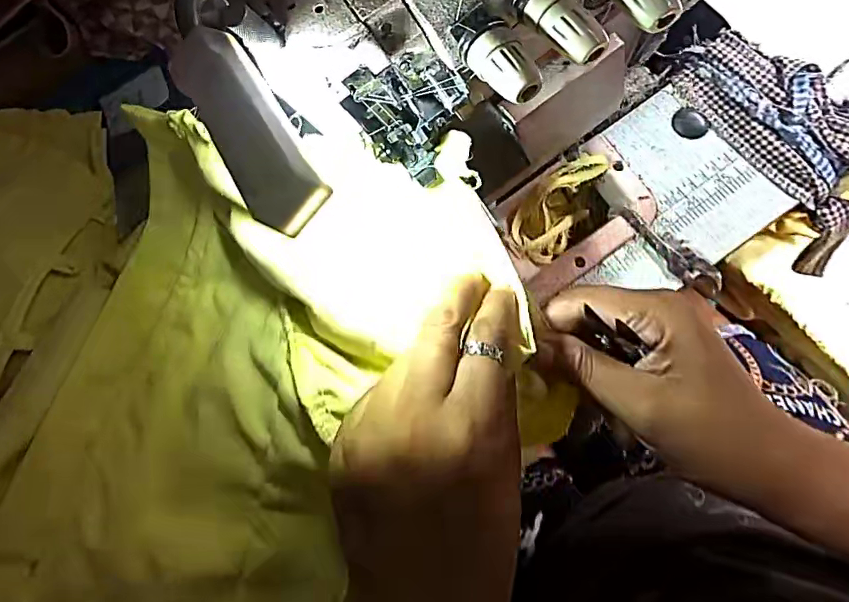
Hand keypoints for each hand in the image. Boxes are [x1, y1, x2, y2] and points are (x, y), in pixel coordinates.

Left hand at [330, 275, 522, 601]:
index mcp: (467, 428)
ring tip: (446, 336)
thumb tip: (496, 340)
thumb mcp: (505, 463)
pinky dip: (402, 384)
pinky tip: (415, 392)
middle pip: (435, 332)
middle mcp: (413, 417)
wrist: (414, 601)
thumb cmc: (481, 538)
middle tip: (471, 279)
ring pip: (404, 358)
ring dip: (427, 345)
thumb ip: (498, 396)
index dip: (495, 310)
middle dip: (457, 298)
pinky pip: (381, 390)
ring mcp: (369, 426)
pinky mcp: (343, 439)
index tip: (501, 291)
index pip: (484, 341)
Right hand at [539, 286, 789, 499]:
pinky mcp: (671, 340)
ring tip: (566, 385)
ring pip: (606, 326)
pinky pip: (625, 341)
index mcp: (658, 306)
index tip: (527, 354)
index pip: (585, 296)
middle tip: (543, 376)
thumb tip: (537, 345)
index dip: (552, 321)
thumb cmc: (710, 436)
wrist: (771, 465)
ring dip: (586, 353)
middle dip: (567, 338)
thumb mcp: (640, 404)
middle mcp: (661, 302)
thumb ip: (586, 368)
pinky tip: (598, 389)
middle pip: (594, 308)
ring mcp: (668, 320)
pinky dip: (607, 362)